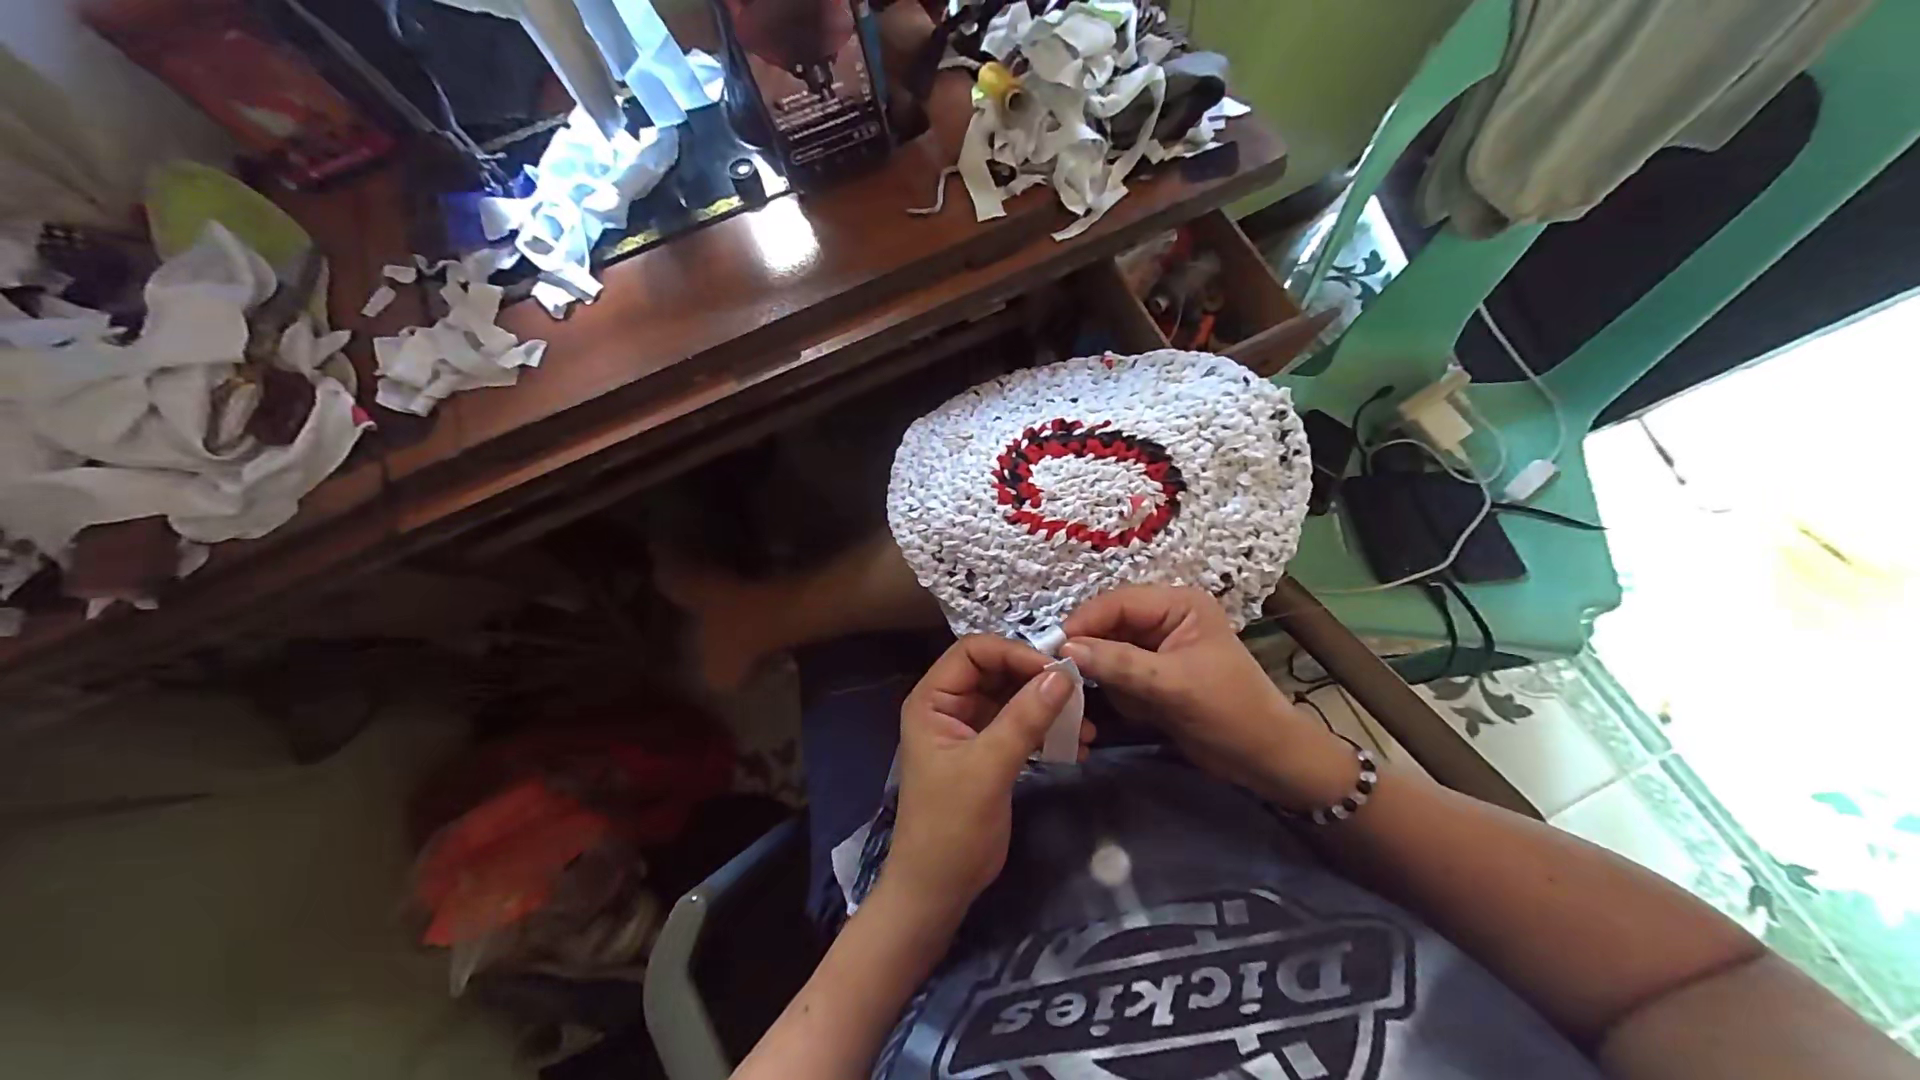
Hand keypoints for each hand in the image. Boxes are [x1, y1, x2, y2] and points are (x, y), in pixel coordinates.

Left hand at [884, 635, 1088, 915]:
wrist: (938, 889)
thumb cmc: (950, 826)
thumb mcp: (988, 767)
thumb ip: (1025, 718)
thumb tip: (1063, 675)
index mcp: (932, 699)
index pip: (973, 651)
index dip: (1013, 653)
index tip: (1054, 670)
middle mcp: (949, 706)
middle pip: (996, 671)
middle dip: (1036, 679)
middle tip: (1077, 693)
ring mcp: (969, 729)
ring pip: (1012, 698)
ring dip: (1047, 707)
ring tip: (1085, 724)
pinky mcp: (988, 752)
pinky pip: (1021, 726)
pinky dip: (1046, 732)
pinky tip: (1076, 747)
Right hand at [1061, 585, 1356, 811]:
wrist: (1265, 761)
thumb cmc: (1230, 712)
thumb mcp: (1173, 685)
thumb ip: (1118, 663)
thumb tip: (1065, 649)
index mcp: (1178, 605)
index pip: (1118, 602)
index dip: (1084, 622)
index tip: (1054, 649)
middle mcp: (1164, 619)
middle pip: (1109, 624)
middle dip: (1090, 649)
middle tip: (1060, 673)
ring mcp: (1157, 649)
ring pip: (1107, 651)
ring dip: (1102, 674)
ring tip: (1097, 695)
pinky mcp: (1152, 676)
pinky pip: (1116, 675)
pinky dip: (1113, 692)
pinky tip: (1124, 709)